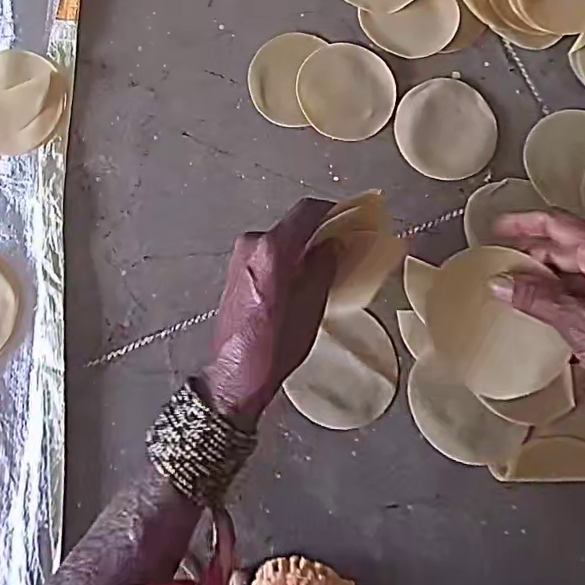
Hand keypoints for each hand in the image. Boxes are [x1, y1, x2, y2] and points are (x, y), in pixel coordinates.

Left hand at [200, 197, 339, 426]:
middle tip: (342, 245)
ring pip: (281, 240)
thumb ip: (324, 265)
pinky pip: (268, 253)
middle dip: (319, 231)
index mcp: (272, 249)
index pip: (306, 211)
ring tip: (323, 266)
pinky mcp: (236, 270)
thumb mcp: (313, 304)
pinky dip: (287, 258)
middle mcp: (252, 245)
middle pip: (293, 224)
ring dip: (303, 247)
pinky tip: (301, 277)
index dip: (332, 210)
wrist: (236, 374)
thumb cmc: (273, 344)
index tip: (349, 217)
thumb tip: (334, 244)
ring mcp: (240, 256)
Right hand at [490, 210, 584, 445]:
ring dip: (554, 275)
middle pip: (574, 244)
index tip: (497, 228)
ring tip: (523, 291)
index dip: (525, 223)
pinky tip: (554, 310)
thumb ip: (538, 300)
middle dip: (537, 253)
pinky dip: (574, 291)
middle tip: (505, 267)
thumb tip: (500, 281)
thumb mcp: (582, 330)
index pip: (562, 225)